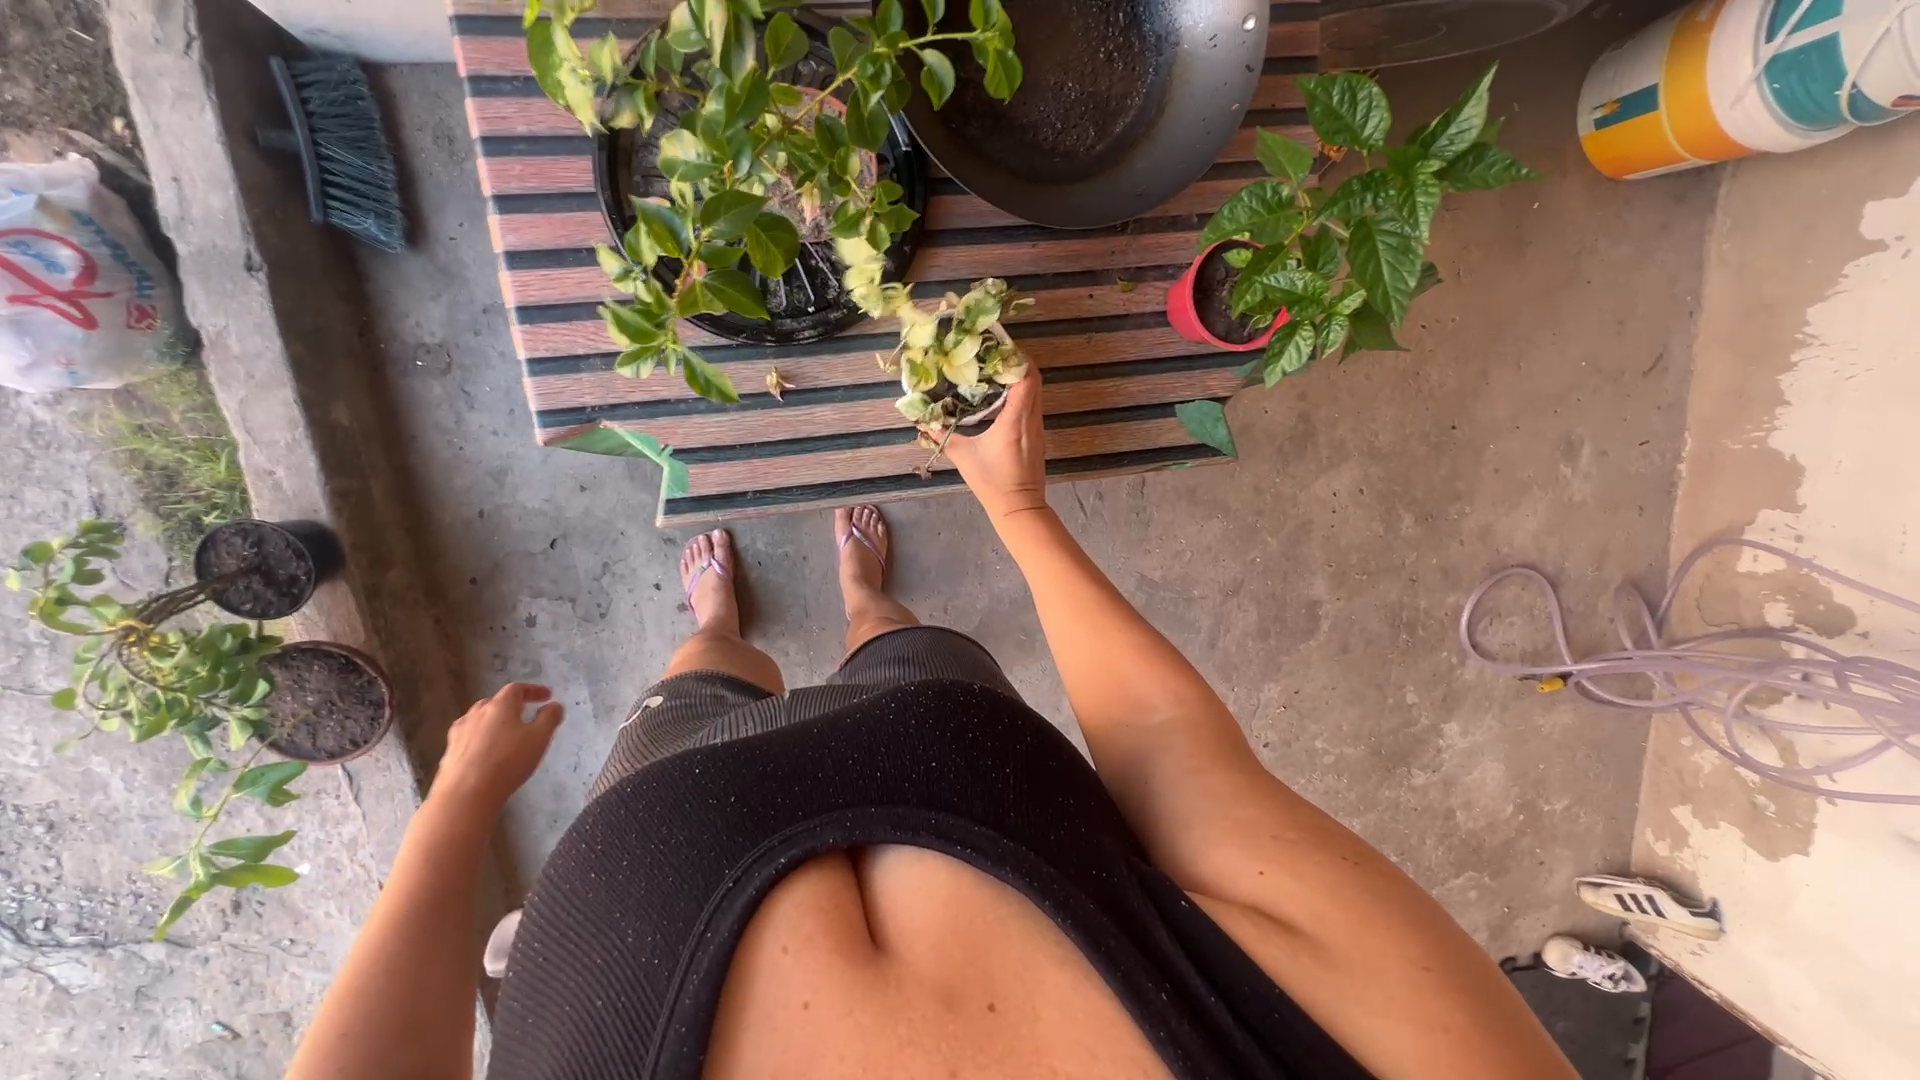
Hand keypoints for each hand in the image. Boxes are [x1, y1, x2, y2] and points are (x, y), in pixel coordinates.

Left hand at [431, 682, 562, 815]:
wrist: (465, 794)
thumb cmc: (508, 761)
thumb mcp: (540, 738)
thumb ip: (549, 718)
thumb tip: (554, 705)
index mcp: (500, 706)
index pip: (516, 688)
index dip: (533, 690)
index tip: (546, 696)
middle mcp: (476, 714)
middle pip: (494, 702)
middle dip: (511, 705)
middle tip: (525, 714)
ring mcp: (459, 733)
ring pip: (478, 720)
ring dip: (493, 722)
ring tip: (505, 734)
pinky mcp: (449, 752)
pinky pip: (468, 738)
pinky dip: (480, 739)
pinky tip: (485, 754)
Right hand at [937, 368, 1048, 523]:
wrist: (1019, 507)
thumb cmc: (992, 482)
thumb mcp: (963, 456)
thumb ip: (942, 436)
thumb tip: (923, 421)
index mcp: (1015, 419)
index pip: (1026, 378)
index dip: (1016, 359)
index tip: (999, 348)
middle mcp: (1031, 419)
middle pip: (1034, 379)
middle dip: (1018, 363)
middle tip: (995, 355)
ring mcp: (1038, 428)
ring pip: (1036, 392)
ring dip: (1021, 378)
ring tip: (997, 371)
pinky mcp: (1037, 437)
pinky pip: (1033, 405)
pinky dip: (1022, 394)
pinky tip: (1003, 397)